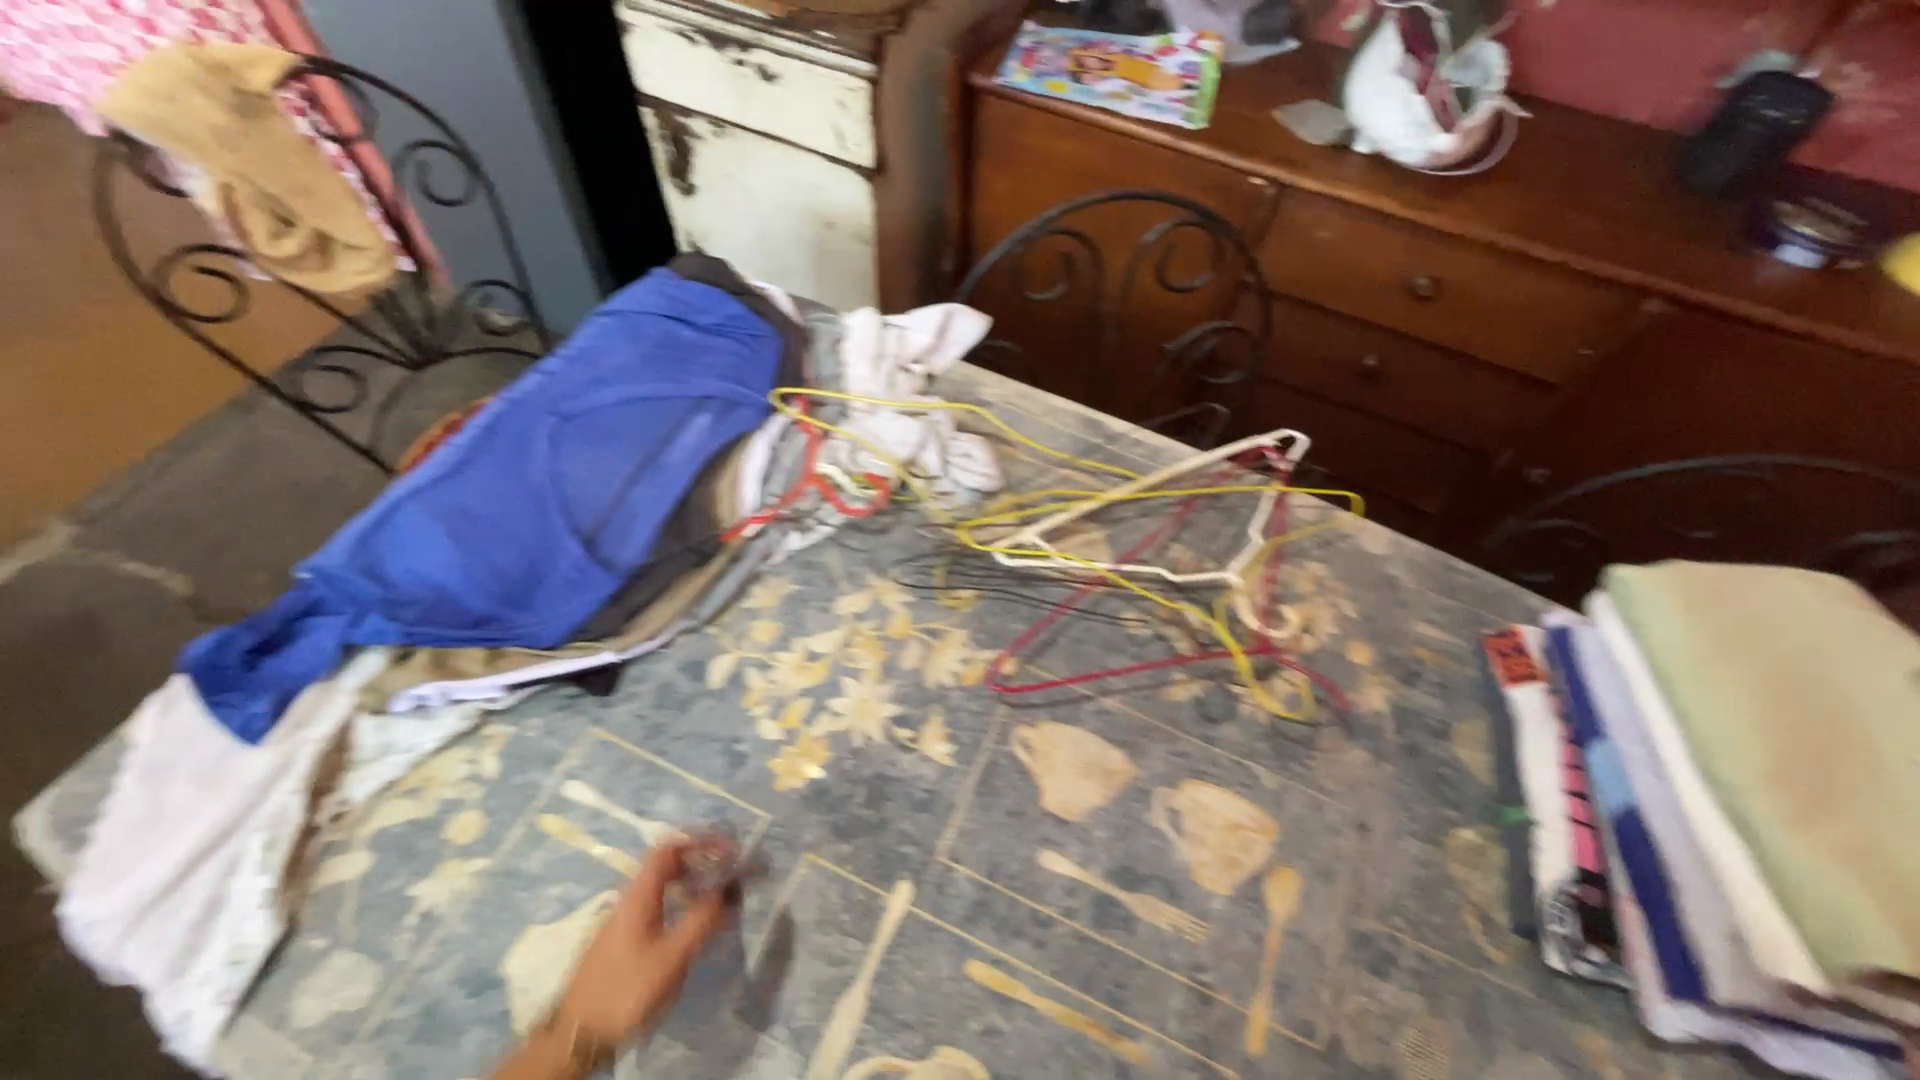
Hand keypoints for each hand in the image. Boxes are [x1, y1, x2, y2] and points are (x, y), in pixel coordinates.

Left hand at [550, 838, 733, 1046]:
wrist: (577, 1035)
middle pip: (664, 864)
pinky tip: (690, 925)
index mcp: (638, 895)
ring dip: (689, 882)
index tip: (728, 850)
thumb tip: (729, 889)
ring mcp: (621, 920)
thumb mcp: (672, 957)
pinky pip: (655, 905)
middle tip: (728, 872)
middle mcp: (628, 900)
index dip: (699, 841)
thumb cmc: (627, 991)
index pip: (668, 848)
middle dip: (699, 860)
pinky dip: (678, 901)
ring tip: (716, 896)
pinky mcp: (621, 940)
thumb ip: (702, 920)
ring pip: (659, 886)